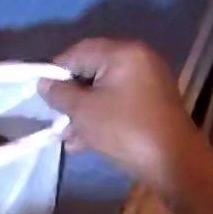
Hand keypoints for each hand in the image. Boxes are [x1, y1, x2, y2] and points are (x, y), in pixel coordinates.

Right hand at [38, 38, 200, 188]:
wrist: (172, 161)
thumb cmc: (123, 129)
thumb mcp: (83, 111)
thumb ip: (59, 93)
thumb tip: (44, 83)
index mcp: (123, 53)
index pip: (79, 51)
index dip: (55, 71)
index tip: (41, 94)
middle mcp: (138, 59)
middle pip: (91, 69)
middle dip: (69, 94)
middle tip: (54, 115)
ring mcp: (147, 81)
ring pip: (102, 89)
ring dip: (81, 109)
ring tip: (67, 134)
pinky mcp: (150, 102)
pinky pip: (116, 101)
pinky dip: (99, 115)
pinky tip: (83, 140)